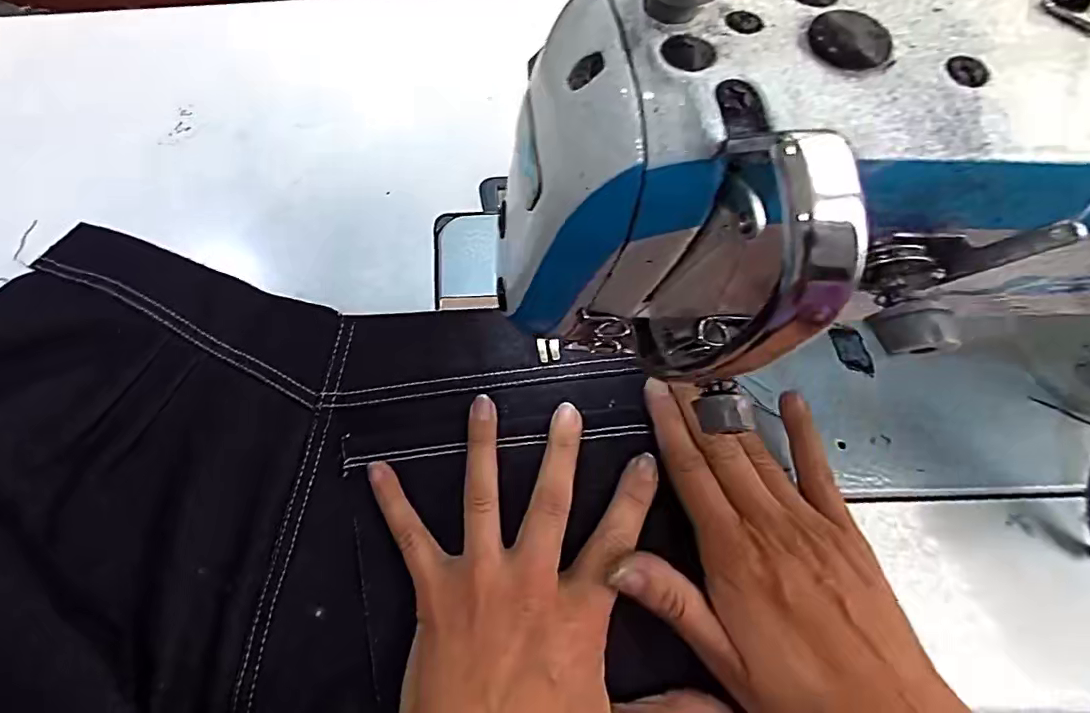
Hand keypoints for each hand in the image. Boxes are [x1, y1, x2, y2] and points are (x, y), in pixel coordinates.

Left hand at [370, 394, 672, 712]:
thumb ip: (659, 707)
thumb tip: (710, 703)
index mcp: (575, 611)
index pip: (616, 541)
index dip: (633, 498)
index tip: (644, 459)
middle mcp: (529, 582)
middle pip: (550, 502)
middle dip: (561, 452)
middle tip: (566, 412)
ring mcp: (479, 580)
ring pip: (483, 498)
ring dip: (483, 447)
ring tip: (484, 407)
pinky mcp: (435, 593)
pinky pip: (410, 538)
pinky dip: (393, 503)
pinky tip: (380, 472)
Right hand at [609, 379, 968, 712]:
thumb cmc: (804, 696)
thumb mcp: (726, 661)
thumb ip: (674, 602)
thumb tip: (620, 564)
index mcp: (734, 555)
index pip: (691, 472)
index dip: (670, 426)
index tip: (656, 394)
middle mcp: (769, 526)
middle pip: (721, 451)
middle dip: (694, 406)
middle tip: (676, 372)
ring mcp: (808, 521)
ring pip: (759, 452)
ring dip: (731, 411)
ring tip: (712, 380)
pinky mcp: (843, 527)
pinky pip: (817, 468)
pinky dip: (803, 431)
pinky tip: (792, 402)